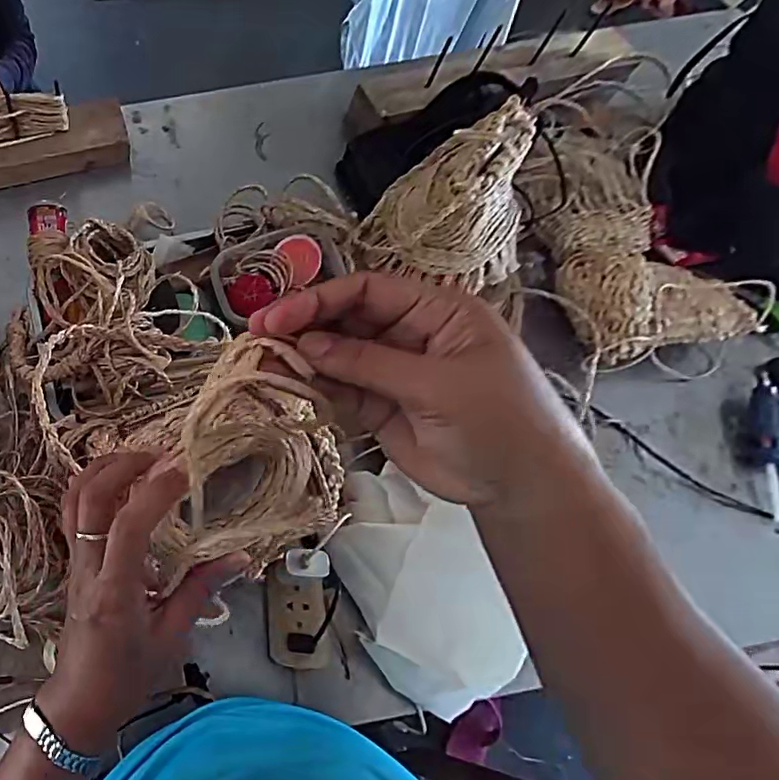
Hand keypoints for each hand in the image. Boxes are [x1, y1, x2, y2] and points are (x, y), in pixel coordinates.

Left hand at [33, 452, 246, 754]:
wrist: (79, 700)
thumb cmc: (126, 676)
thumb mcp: (171, 638)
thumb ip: (199, 590)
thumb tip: (236, 557)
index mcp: (115, 592)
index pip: (128, 528)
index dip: (155, 493)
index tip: (183, 470)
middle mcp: (87, 569)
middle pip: (90, 499)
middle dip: (123, 466)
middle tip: (160, 456)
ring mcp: (74, 562)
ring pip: (73, 499)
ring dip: (102, 469)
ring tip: (138, 458)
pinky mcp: (71, 561)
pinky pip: (72, 512)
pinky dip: (91, 486)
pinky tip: (118, 483)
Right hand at [249, 272, 600, 510]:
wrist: (520, 487)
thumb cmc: (499, 422)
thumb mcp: (436, 384)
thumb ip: (369, 362)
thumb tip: (308, 344)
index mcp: (436, 311)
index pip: (367, 292)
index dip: (319, 300)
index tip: (279, 317)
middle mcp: (410, 334)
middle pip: (345, 320)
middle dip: (303, 326)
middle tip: (258, 336)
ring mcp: (392, 372)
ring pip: (337, 355)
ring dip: (302, 358)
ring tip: (262, 363)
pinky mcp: (380, 406)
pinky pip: (340, 389)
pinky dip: (313, 387)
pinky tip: (285, 385)